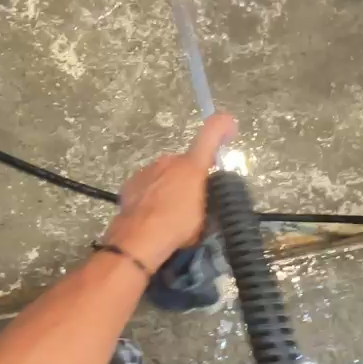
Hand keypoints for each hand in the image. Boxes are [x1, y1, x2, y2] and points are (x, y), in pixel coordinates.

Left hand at [101, 113, 237, 270]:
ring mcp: (148, 169)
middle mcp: (170, 161)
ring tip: (168, 212)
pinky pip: (148, 183)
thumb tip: (206, 198)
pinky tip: (151, 212)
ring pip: (165, 174)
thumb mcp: (205, 217)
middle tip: (191, 202)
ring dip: (169, 187)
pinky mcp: (132, 182)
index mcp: (192, 166)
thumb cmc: (177, 227)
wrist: (139, 237)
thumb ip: (208, 199)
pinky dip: (151, 193)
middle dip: (190, 178)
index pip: (211, 133)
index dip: (223, 126)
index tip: (230, 127)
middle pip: (186, 163)